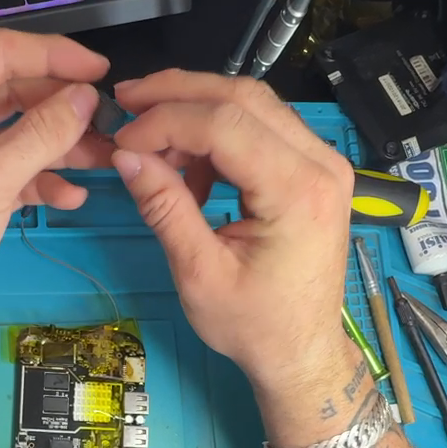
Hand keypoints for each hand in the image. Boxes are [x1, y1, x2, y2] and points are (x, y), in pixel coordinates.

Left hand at [0, 31, 111, 367]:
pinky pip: (14, 169)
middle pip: (14, 90)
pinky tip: (72, 197)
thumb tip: (86, 96)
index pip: (1, 53)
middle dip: (62, 107)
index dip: (54, 56)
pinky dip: (42, 180)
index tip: (101, 70)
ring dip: (60, 145)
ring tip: (104, 159)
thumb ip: (42, 133)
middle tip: (109, 119)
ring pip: (19, 132)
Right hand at [109, 71, 356, 390]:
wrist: (300, 351)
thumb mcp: (198, 274)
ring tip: (153, 145)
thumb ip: (164, 208)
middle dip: (179, 95)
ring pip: (253, 106)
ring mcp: (323, 163)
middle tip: (127, 103)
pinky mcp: (314, 171)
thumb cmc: (253, 326)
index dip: (165, 121)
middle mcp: (321, 163)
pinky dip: (220, 138)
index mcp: (296, 191)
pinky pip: (263, 130)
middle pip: (242, 97)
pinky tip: (193, 171)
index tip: (123, 138)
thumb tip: (125, 156)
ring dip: (197, 114)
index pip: (224, 123)